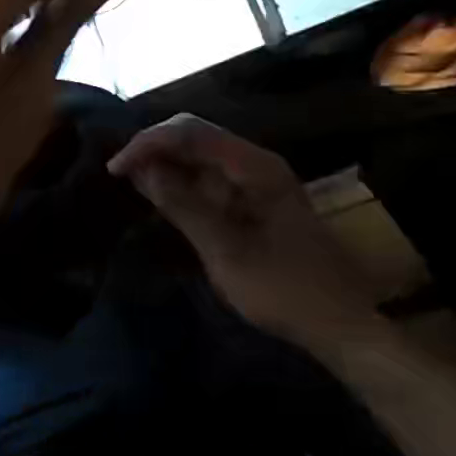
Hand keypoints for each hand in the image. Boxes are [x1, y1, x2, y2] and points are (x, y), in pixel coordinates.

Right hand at [108, 114, 382, 350]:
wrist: (340, 322)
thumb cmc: (284, 290)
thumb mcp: (226, 252)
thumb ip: (184, 206)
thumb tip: (143, 170)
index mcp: (255, 166)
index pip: (191, 133)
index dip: (149, 143)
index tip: (115, 168)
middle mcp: (255, 163)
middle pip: (196, 135)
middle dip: (154, 147)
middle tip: (118, 172)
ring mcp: (256, 180)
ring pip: (201, 155)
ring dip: (166, 163)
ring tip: (129, 180)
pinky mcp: (254, 200)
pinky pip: (210, 178)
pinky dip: (183, 183)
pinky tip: (160, 193)